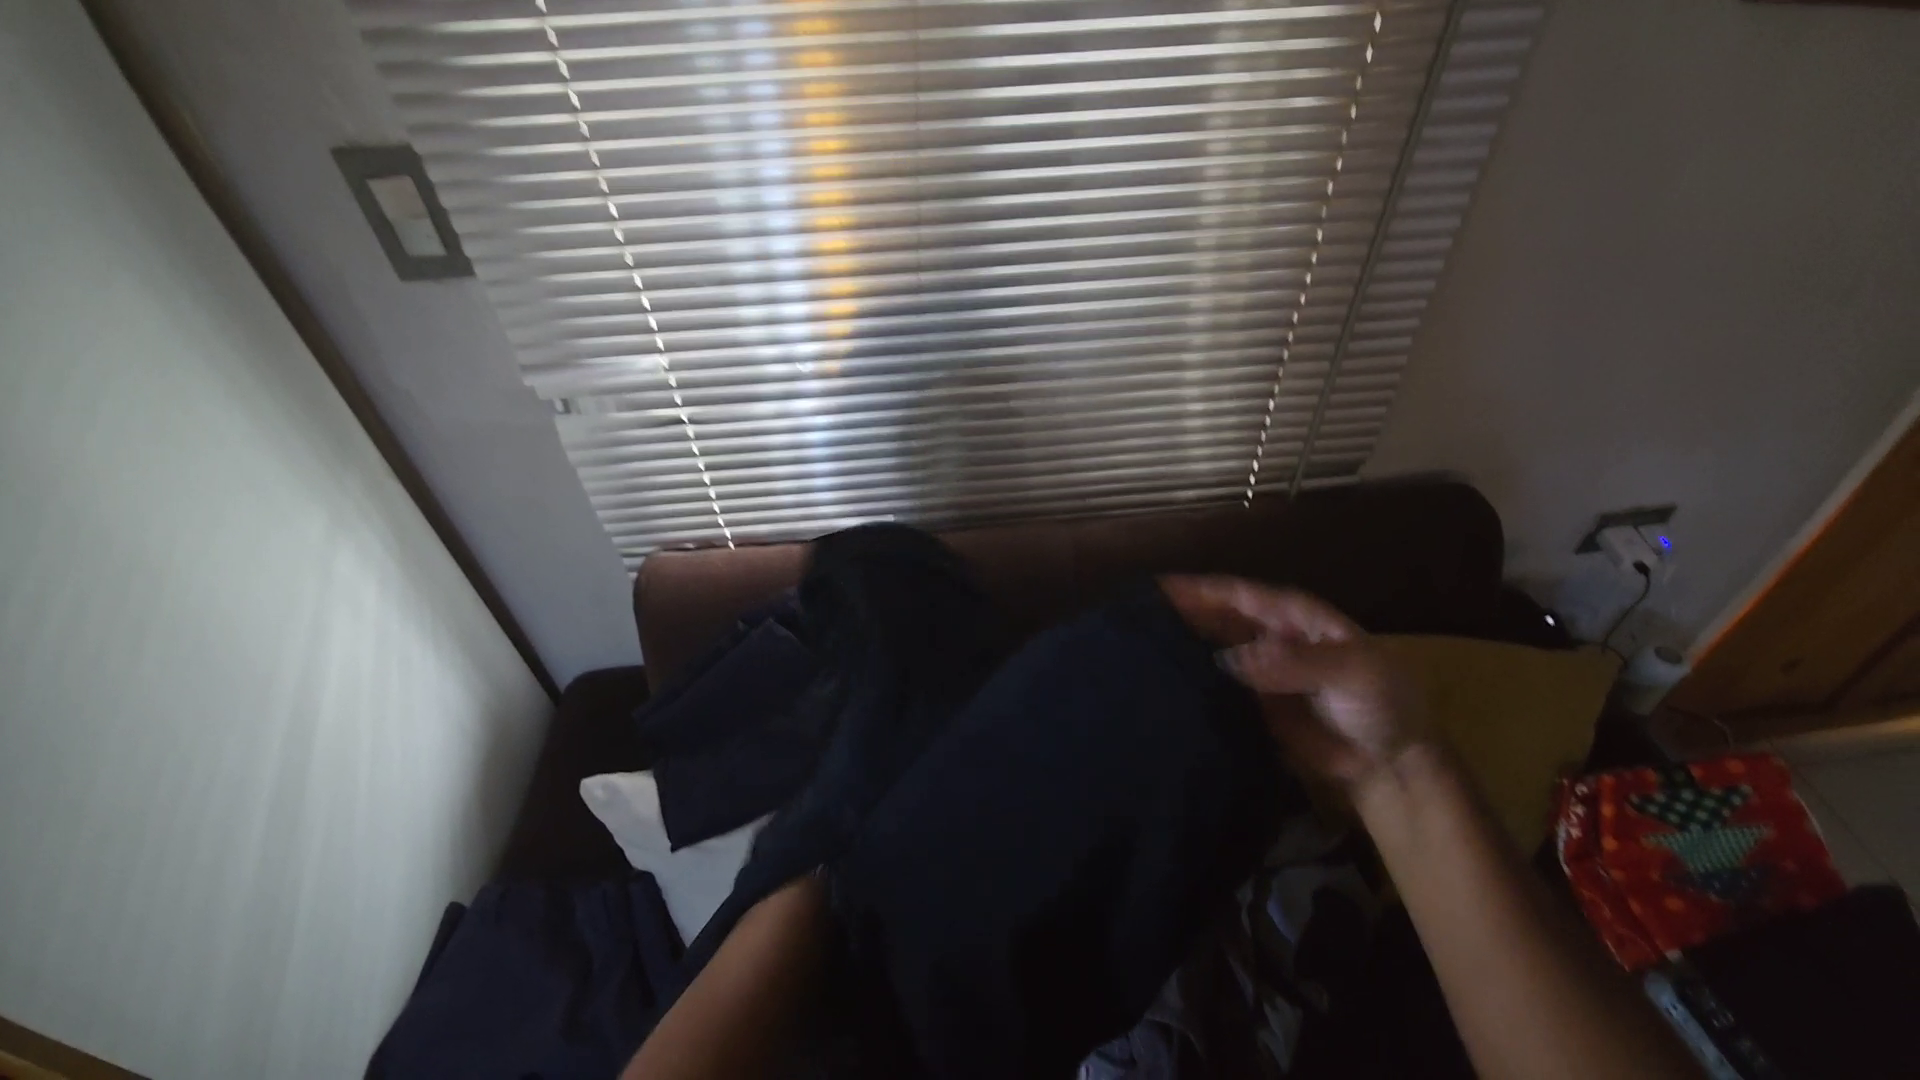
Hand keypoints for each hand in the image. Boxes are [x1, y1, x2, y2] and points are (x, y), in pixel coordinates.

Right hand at [1160, 576, 1428, 793]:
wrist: (1393, 763)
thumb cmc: (1383, 702)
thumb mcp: (1352, 671)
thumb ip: (1296, 662)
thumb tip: (1233, 658)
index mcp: (1291, 616)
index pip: (1236, 595)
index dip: (1197, 589)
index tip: (1155, 589)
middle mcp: (1266, 637)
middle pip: (1213, 621)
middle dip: (1177, 617)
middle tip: (1132, 622)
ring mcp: (1256, 674)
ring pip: (1208, 654)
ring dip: (1178, 652)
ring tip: (1135, 654)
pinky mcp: (1249, 707)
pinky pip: (1214, 693)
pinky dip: (1190, 691)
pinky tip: (1160, 694)